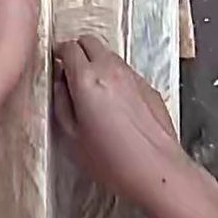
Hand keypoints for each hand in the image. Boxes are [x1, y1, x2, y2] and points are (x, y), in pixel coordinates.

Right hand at [53, 36, 193, 211]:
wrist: (161, 175)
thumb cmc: (112, 160)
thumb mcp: (71, 136)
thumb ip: (61, 102)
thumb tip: (60, 84)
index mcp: (86, 78)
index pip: (68, 47)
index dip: (58, 53)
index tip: (56, 66)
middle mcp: (110, 70)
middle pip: (89, 41)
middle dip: (77, 51)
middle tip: (72, 72)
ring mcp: (133, 77)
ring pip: (109, 55)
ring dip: (97, 63)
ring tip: (95, 91)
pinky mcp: (151, 90)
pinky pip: (127, 73)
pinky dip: (116, 78)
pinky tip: (118, 105)